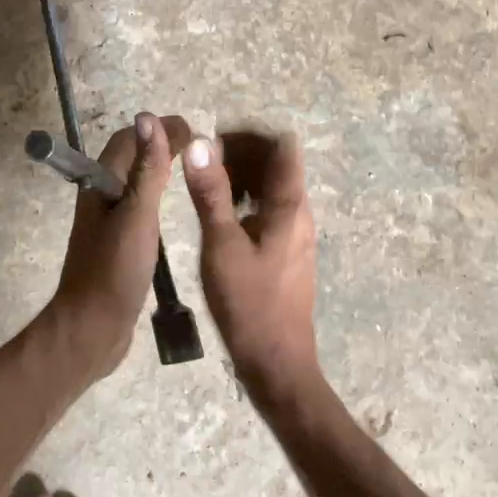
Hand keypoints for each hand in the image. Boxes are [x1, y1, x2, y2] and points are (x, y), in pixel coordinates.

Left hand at [42, 112, 185, 381]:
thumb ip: (146, 169)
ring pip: (133, 182)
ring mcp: (106, 221)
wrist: (92, 327)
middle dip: (159, 144)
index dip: (157, 128)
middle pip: (129, 158)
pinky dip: (155, 195)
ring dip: (158, 168)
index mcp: (99, 184)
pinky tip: (170, 208)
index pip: (127, 140)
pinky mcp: (116, 244)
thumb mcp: (136, 216)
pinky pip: (136, 207)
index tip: (193, 127)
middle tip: (198, 144)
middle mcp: (99, 197)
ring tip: (190, 168)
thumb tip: (148, 117)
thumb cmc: (114, 270)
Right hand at [182, 130, 319, 403]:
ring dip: (239, 175)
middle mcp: (298, 213)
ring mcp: (294, 234)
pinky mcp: (284, 251)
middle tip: (198, 159)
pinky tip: (217, 214)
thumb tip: (199, 143)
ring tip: (201, 182)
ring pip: (270, 186)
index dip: (248, 133)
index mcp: (290, 206)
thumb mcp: (221, 244)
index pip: (281, 146)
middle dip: (239, 151)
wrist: (275, 364)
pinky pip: (266, 208)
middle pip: (276, 163)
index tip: (212, 137)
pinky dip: (243, 199)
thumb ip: (211, 192)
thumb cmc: (248, 303)